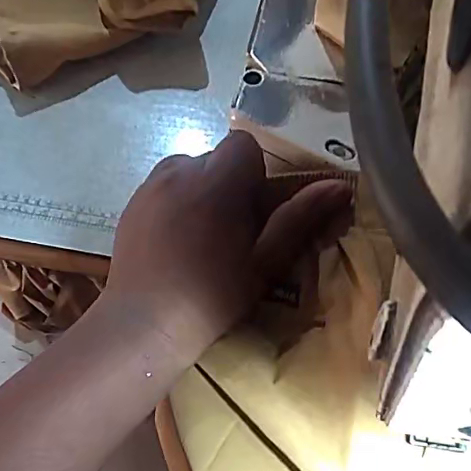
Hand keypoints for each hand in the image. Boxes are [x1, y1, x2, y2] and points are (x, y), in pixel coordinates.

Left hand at [106, 130, 353, 357]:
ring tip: (203, 239)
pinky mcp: (131, 205)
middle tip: (233, 234)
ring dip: (203, 194)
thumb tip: (339, 186)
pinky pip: (164, 189)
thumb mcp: (264, 263)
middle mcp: (179, 172)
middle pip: (216, 159)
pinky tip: (177, 246)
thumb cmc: (213, 298)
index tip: (256, 214)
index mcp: (217, 184)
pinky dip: (177, 205)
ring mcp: (149, 187)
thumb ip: (299, 219)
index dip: (256, 175)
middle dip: (230, 186)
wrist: (145, 324)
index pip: (244, 145)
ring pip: (188, 172)